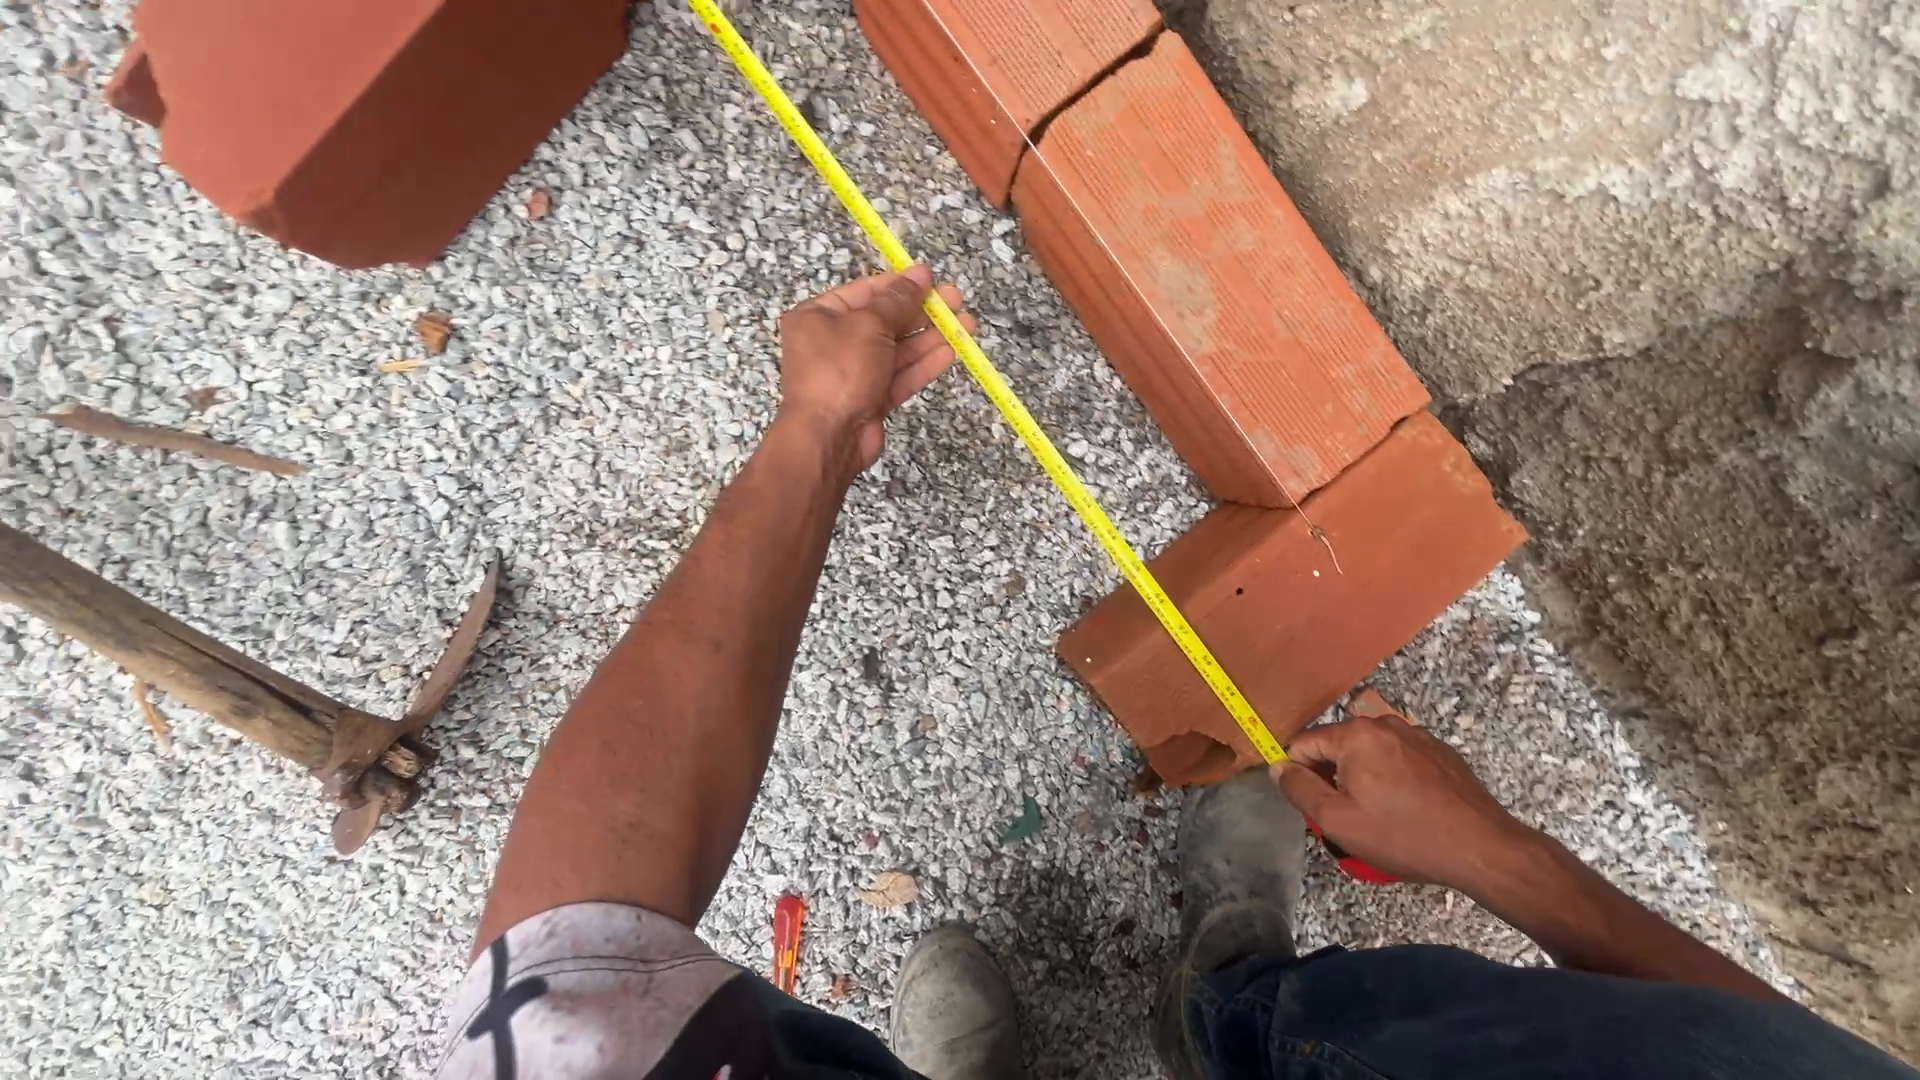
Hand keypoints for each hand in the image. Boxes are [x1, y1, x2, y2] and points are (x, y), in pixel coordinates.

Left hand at [775, 265, 972, 473]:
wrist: (827, 438)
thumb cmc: (838, 372)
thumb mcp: (868, 325)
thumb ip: (897, 301)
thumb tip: (919, 274)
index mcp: (819, 316)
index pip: (865, 292)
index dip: (900, 285)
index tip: (932, 279)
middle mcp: (834, 343)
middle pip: (885, 321)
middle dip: (922, 312)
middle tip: (956, 301)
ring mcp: (854, 373)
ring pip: (897, 350)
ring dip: (931, 338)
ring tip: (967, 326)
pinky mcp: (871, 399)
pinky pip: (900, 376)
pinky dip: (924, 364)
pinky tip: (951, 352)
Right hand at [1269, 697, 1537, 891]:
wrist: (1484, 850)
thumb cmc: (1405, 836)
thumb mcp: (1338, 820)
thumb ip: (1298, 789)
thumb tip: (1278, 767)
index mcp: (1354, 735)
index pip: (1302, 744)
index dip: (1301, 776)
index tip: (1317, 806)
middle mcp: (1384, 724)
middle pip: (1336, 746)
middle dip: (1334, 777)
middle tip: (1350, 816)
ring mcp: (1416, 735)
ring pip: (1369, 752)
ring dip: (1363, 777)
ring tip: (1381, 816)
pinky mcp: (1441, 751)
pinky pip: (1399, 758)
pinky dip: (1393, 778)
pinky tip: (1409, 809)